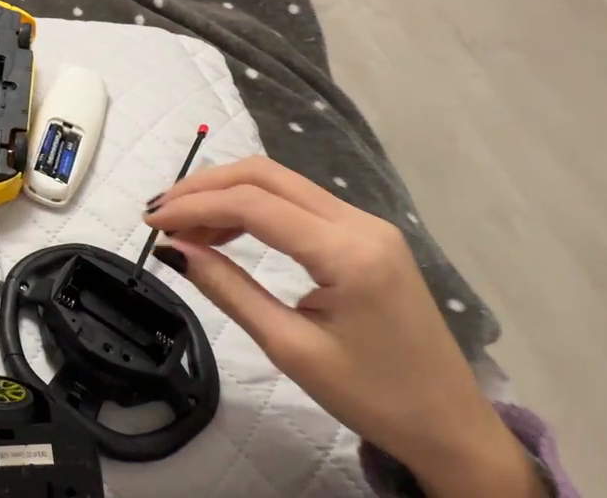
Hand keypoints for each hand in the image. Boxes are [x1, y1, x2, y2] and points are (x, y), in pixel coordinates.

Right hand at [144, 157, 545, 497]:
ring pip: (278, 181)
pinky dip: (251, 205)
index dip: (194, 205)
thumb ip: (227, 288)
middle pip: (264, 175)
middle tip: (160, 214)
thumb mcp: (290, 347)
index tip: (151, 223)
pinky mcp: (365, 235)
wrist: (454, 431)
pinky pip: (296, 201)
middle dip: (203, 187)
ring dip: (224, 193)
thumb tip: (172, 249)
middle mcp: (361, 223)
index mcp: (349, 253)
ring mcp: (366, 225)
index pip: (253, 204)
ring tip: (183, 225)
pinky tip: (224, 231)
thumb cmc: (375, 398)